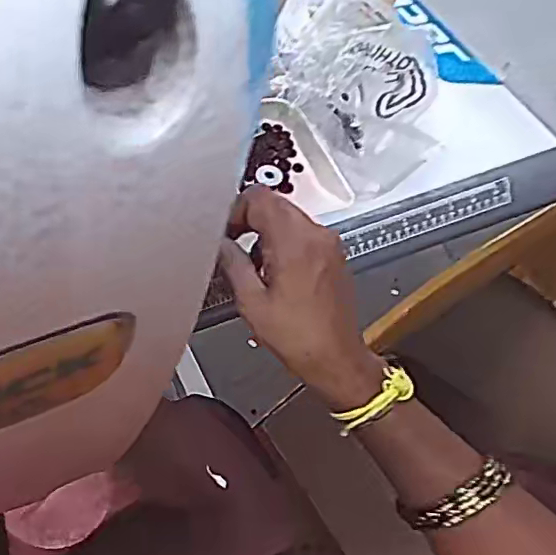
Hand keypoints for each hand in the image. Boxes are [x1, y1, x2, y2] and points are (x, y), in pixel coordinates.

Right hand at [218, 188, 388, 408]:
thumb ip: (233, 264)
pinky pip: (304, 235)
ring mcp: (329, 244)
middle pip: (276, 205)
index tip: (225, 230)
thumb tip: (222, 245)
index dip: (236, 210)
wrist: (333, 356)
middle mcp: (317, 236)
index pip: (261, 199)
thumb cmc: (299, 337)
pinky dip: (284, 243)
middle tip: (232, 244)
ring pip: (290, 218)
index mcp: (294, 243)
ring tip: (253, 266)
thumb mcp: (251, 302)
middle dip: (249, 220)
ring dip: (266, 233)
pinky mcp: (334, 255)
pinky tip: (273, 273)